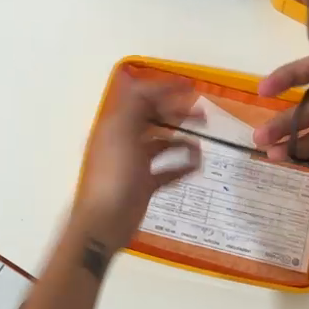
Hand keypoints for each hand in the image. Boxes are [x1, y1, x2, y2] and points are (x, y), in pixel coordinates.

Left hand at [72, 78, 201, 248]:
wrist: (105, 222)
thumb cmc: (113, 176)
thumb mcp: (121, 134)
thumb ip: (134, 108)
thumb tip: (147, 86)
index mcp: (117, 125)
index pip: (142, 97)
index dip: (165, 88)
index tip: (191, 87)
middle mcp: (126, 140)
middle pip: (154, 119)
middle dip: (178, 114)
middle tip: (203, 117)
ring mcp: (136, 163)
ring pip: (163, 144)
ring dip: (183, 141)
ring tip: (202, 144)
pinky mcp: (145, 184)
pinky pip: (168, 170)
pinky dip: (183, 165)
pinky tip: (198, 165)